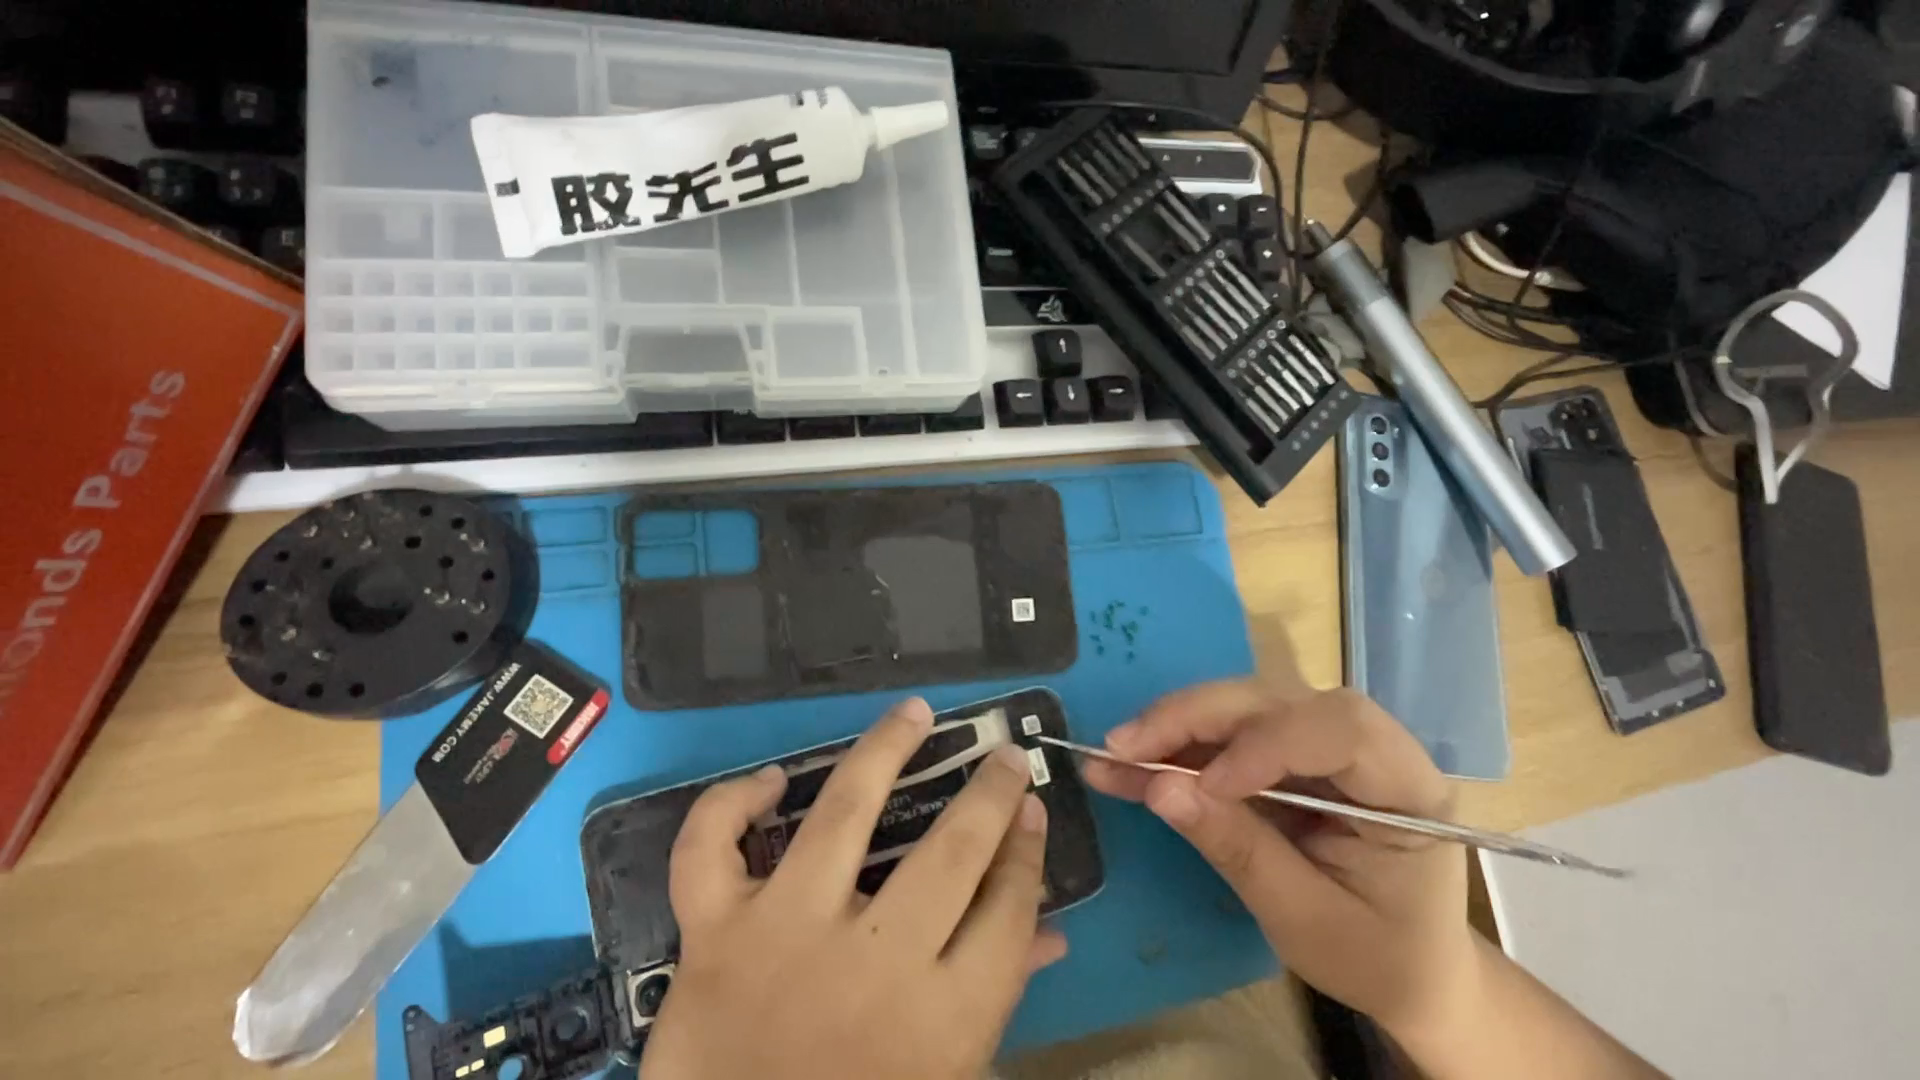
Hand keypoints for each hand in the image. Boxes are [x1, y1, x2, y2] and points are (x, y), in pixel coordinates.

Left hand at [642, 697, 1066, 1079]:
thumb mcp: (948, 1072)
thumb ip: (996, 997)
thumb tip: (1050, 931)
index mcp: (942, 1016)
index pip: (1007, 908)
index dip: (1027, 849)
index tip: (1029, 806)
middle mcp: (872, 961)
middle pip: (951, 853)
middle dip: (987, 795)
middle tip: (1003, 755)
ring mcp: (785, 936)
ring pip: (843, 814)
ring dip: (885, 750)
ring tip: (914, 713)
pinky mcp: (712, 933)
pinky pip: (710, 848)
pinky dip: (731, 803)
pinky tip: (774, 780)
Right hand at [1081, 680, 1472, 1035]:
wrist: (1406, 973)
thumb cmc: (1374, 957)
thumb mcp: (1304, 918)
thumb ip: (1237, 849)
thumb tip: (1160, 788)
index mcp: (1407, 789)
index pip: (1339, 731)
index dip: (1265, 743)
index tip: (1203, 784)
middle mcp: (1370, 746)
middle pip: (1280, 702)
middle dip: (1198, 717)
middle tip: (1124, 745)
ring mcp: (1326, 743)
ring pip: (1246, 706)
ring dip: (1178, 724)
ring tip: (1117, 752)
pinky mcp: (1289, 752)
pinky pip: (1229, 733)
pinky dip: (1179, 745)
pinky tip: (1132, 760)